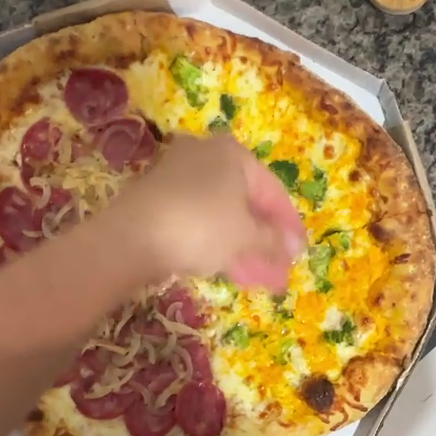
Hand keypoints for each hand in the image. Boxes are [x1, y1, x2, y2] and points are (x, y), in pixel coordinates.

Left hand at [100, 134, 305, 289]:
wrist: (133, 237)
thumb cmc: (201, 226)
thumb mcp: (246, 235)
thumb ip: (273, 241)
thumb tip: (295, 247)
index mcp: (234, 155)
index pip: (274, 191)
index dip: (290, 225)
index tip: (302, 252)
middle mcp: (207, 158)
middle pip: (248, 204)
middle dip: (267, 242)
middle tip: (281, 271)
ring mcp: (181, 179)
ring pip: (225, 218)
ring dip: (247, 249)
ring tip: (262, 279)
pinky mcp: (162, 203)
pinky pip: (203, 225)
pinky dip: (222, 247)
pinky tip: (234, 271)